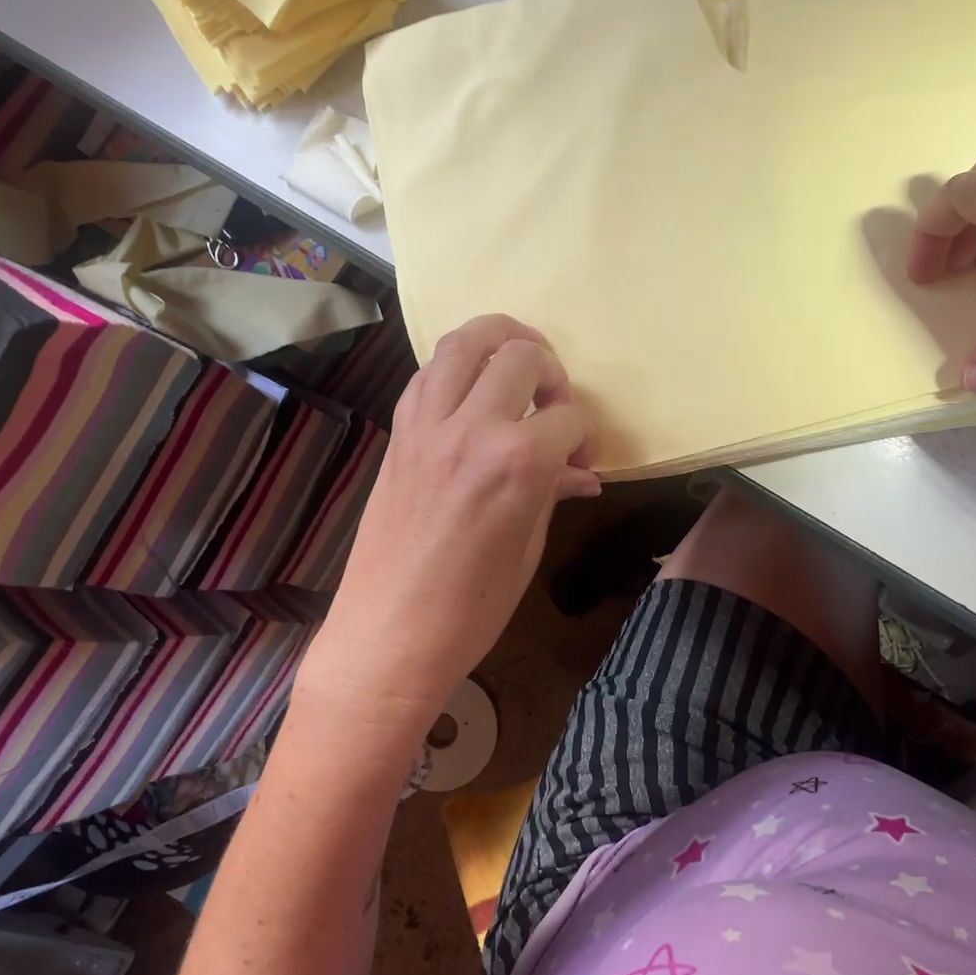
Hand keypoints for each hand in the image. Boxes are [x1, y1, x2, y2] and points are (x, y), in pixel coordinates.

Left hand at [317, 315, 597, 721]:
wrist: (389, 635)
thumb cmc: (472, 608)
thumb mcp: (528, 549)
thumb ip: (553, 492)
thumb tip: (582, 473)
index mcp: (517, 462)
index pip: (569, 417)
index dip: (586, 434)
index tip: (584, 461)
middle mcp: (471, 427)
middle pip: (520, 356)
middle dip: (551, 370)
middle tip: (555, 402)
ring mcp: (427, 425)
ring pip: (463, 341)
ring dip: (499, 339)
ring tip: (518, 361)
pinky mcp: (398, 433)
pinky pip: (428, 373)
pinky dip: (455, 367)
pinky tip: (471, 392)